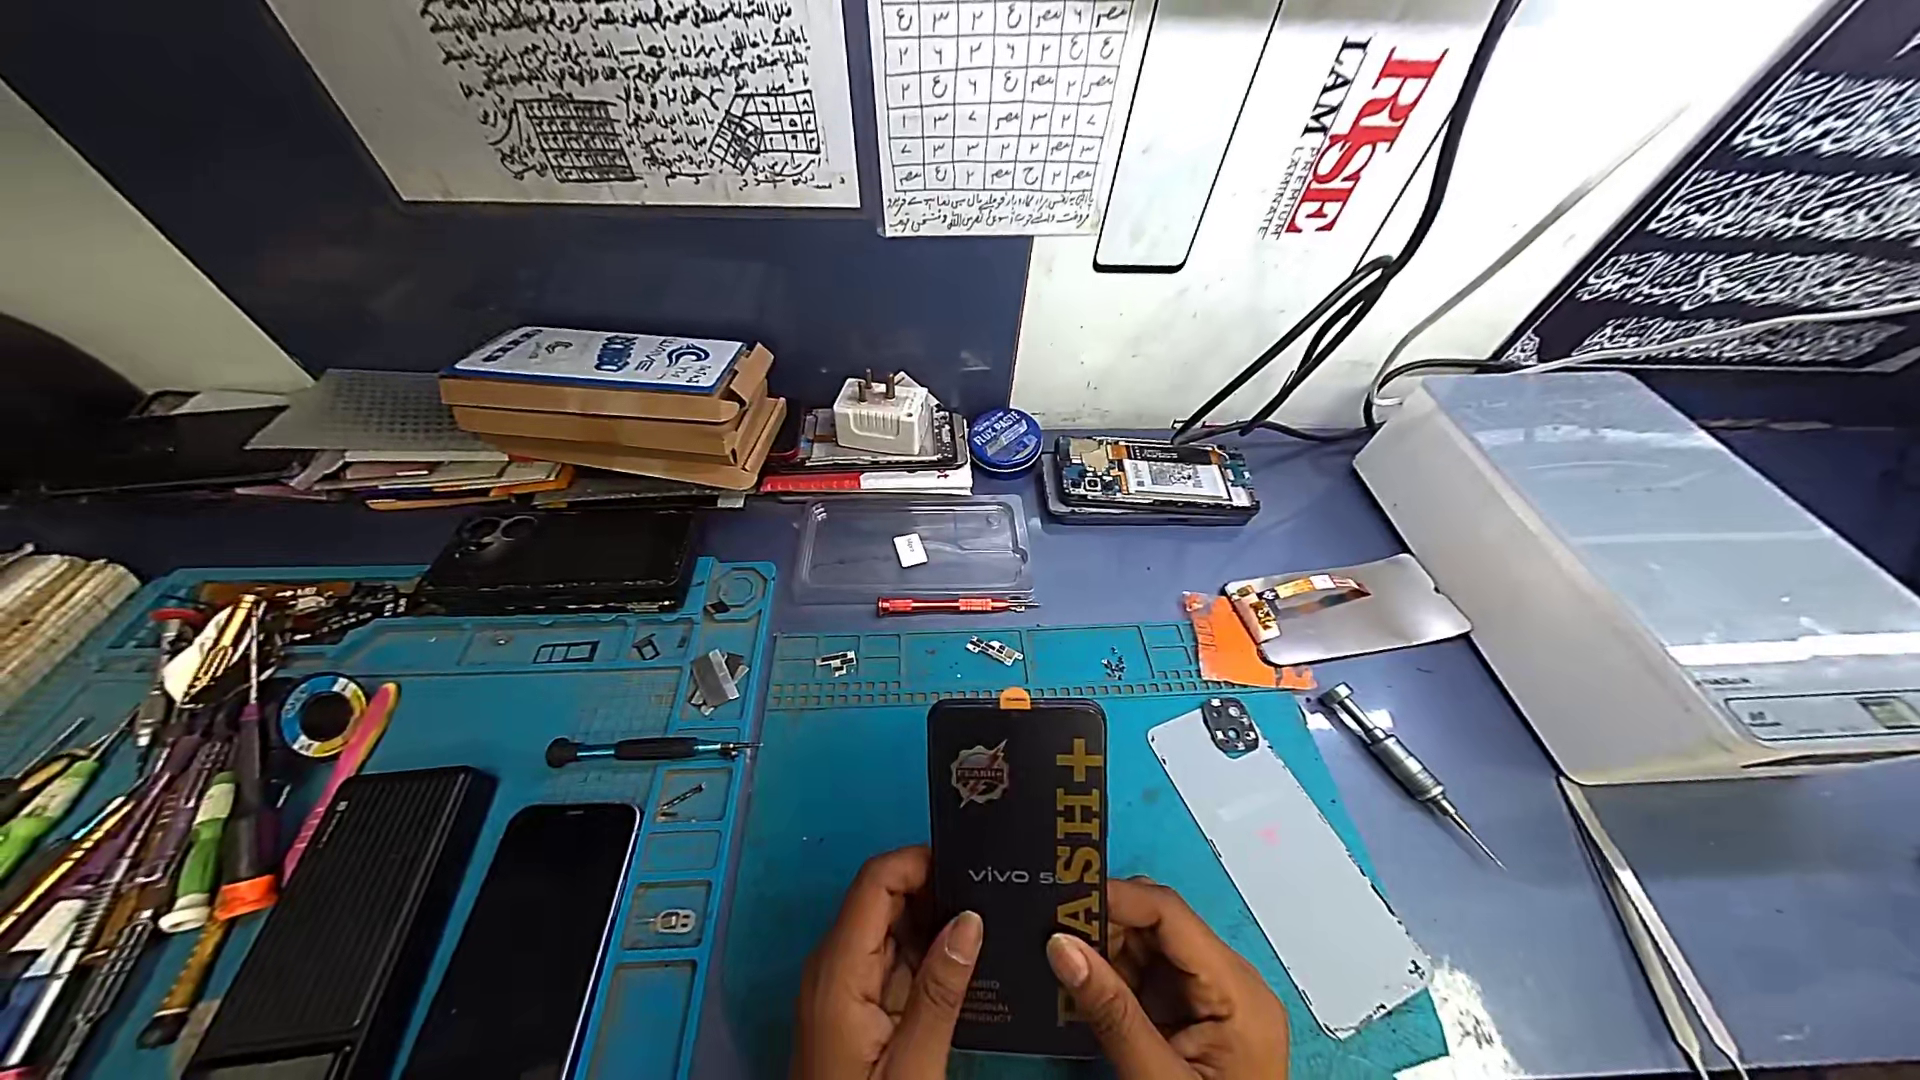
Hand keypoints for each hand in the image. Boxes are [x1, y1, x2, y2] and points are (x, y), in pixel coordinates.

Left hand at [792, 846, 983, 1079]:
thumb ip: (941, 991)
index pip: (874, 881)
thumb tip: (970, 918)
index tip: (965, 865)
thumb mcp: (911, 1070)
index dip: (917, 862)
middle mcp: (834, 963)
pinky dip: (926, 950)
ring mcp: (844, 981)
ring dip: (933, 919)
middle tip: (984, 891)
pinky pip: (893, 955)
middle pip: (883, 896)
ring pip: (891, 922)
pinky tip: (961, 958)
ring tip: (983, 918)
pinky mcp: (856, 1000)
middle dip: (933, 887)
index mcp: (838, 969)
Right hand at [1047, 877, 1287, 1079]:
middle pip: (1154, 922)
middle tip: (1050, 932)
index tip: (1062, 897)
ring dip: (1100, 948)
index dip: (1115, 896)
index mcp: (1236, 989)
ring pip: (1143, 942)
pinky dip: (1108, 974)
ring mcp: (1207, 996)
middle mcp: (1226, 980)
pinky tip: (1079, 985)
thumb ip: (1112, 1013)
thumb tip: (1061, 945)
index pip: (1169, 912)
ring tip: (1058, 959)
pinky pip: (1142, 972)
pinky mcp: (1188, 1013)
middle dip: (1101, 923)